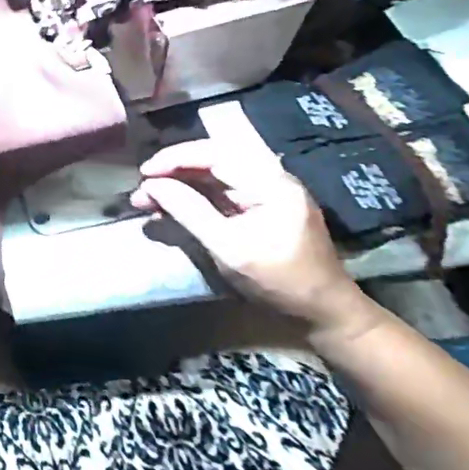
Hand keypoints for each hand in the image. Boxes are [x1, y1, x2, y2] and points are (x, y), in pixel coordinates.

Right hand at [133, 139, 379, 341]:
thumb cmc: (280, 281)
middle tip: (143, 184)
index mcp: (272, 183)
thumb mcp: (229, 248)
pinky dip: (192, 196)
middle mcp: (271, 179)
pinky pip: (220, 191)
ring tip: (148, 199)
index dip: (175, 159)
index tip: (144, 172)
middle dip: (173, 169)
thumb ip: (189, 211)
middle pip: (212, 159)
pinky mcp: (260, 207)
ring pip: (213, 174)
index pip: (216, 154)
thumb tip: (152, 185)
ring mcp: (267, 192)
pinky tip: (169, 207)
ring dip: (179, 183)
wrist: (325, 315)